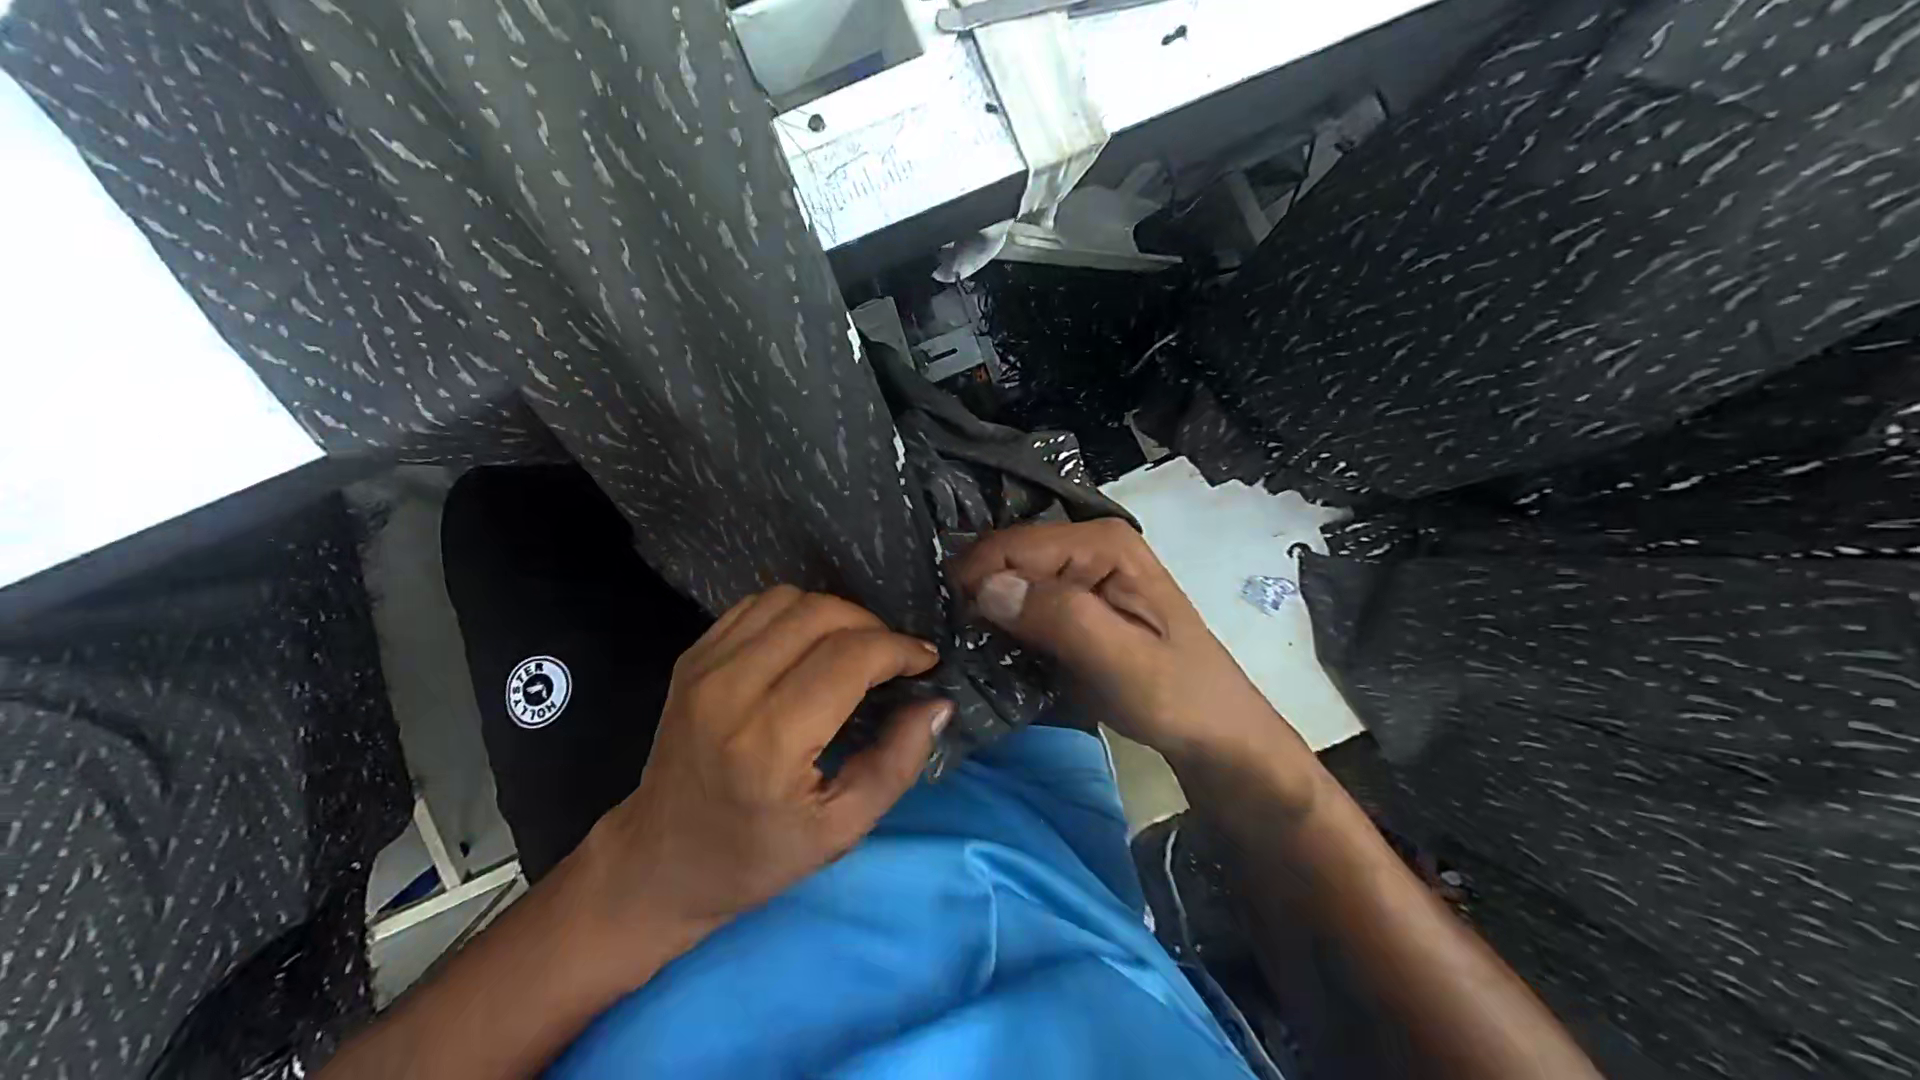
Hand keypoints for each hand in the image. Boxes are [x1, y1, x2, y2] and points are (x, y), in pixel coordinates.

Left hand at [579, 586, 951, 950]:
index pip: (851, 656)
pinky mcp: (691, 658)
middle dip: (874, 627)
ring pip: (789, 598)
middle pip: (822, 613)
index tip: (925, 662)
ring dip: (835, 614)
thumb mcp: (843, 829)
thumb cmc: (757, 856)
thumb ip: (898, 762)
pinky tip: (809, 645)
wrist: (660, 862)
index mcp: (770, 741)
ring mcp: (704, 667)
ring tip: (854, 650)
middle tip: (894, 658)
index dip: (900, 649)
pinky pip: (755, 606)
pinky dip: (795, 614)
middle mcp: (731, 690)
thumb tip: (938, 702)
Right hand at [952, 520, 1299, 771]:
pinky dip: (1002, 623)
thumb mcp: (1123, 661)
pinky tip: (993, 649)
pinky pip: (1021, 600)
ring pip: (1008, 579)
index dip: (975, 582)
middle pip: (1005, 558)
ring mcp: (1081, 572)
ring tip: (967, 648)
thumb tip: (988, 588)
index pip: (1012, 546)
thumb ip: (1062, 618)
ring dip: (984, 611)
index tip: (951, 630)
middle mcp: (1088, 544)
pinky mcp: (1074, 601)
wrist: (1211, 732)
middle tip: (956, 643)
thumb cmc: (1176, 697)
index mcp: (1103, 543)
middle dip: (976, 595)